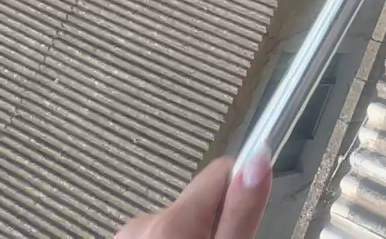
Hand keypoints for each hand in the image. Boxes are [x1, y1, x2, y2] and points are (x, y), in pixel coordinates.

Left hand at [115, 157, 269, 238]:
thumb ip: (243, 209)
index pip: (223, 169)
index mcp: (173, 220)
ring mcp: (125, 237)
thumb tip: (260, 155)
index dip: (238, 192)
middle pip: (199, 196)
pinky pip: (155, 234)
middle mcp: (142, 223)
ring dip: (188, 234)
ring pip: (176, 219)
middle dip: (211, 218)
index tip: (238, 217)